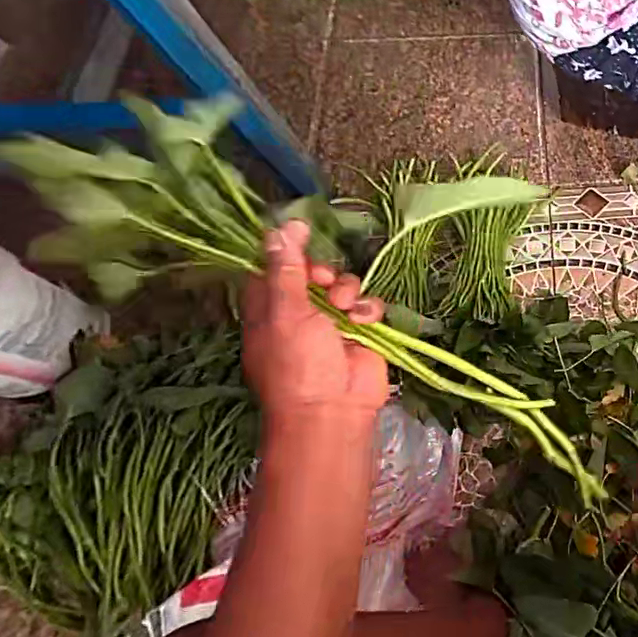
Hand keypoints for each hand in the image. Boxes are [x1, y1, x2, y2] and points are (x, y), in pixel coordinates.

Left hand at [243, 220, 386, 418]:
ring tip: (346, 308)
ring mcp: (333, 322)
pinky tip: (364, 321)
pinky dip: (368, 309)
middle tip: (324, 281)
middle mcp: (300, 311)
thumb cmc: (298, 363)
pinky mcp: (362, 332)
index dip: (288, 251)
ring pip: (345, 286)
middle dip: (323, 271)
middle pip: (314, 272)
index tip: (303, 236)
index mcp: (269, 306)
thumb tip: (280, 227)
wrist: (334, 409)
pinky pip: (368, 306)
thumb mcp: (285, 311)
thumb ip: (285, 268)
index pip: (274, 265)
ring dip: (348, 290)